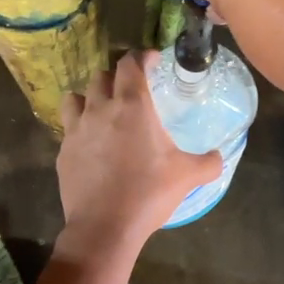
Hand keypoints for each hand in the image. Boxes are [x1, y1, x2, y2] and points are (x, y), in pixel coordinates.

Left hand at [56, 51, 223, 251]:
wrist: (105, 226)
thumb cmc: (148, 194)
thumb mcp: (187, 176)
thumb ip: (208, 162)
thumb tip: (220, 158)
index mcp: (132, 106)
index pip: (130, 63)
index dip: (141, 57)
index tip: (152, 60)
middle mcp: (100, 109)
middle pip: (102, 75)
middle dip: (117, 76)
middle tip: (131, 89)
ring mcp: (77, 129)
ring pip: (76, 96)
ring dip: (90, 96)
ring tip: (103, 110)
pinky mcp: (63, 151)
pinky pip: (68, 127)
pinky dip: (79, 126)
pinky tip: (90, 143)